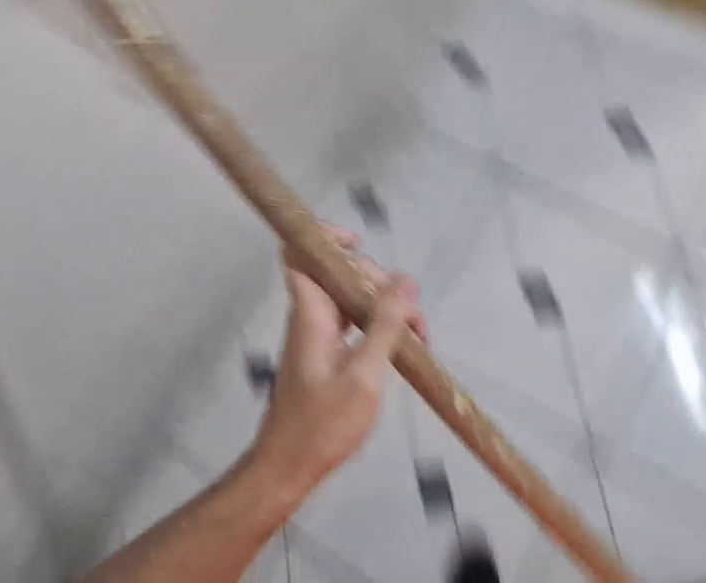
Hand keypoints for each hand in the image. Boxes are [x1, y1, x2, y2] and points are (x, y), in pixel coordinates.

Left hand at [247, 227, 426, 495]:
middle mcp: (310, 314)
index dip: (322, 236)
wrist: (288, 468)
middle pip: (339, 273)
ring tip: (417, 334)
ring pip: (349, 296)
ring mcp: (317, 333)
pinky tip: (402, 345)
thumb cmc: (322, 425)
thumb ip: (385, 325)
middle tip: (413, 318)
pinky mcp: (326, 352)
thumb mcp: (364, 375)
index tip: (359, 242)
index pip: (298, 253)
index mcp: (310, 312)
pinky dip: (377, 325)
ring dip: (383, 305)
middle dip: (379, 281)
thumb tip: (406, 279)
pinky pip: (352, 320)